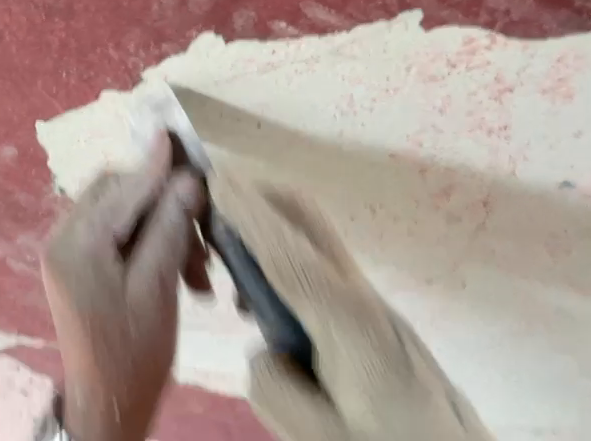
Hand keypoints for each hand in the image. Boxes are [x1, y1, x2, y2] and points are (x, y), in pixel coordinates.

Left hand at [41, 134, 209, 440]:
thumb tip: (186, 178)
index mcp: (77, 241)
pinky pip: (112, 233)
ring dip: (160, 228)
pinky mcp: (75, 262)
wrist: (107, 405)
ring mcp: (65, 248)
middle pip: (118, 194)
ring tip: (197, 270)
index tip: (173, 132)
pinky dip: (145, 242)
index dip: (154, 164)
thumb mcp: (158, 288)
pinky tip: (177, 270)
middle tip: (201, 229)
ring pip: (119, 213)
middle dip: (163, 205)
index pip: (123, 190)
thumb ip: (169, 227)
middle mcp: (63, 235)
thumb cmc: (134, 352)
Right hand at [212, 173, 490, 440]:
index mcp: (347, 320)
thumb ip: (273, 386)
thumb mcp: (321, 439)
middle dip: (257, 195)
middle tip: (213, 206)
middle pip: (305, 217)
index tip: (212, 177)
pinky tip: (270, 315)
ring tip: (231, 274)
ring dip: (268, 234)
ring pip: (311, 243)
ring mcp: (375, 307)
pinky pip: (321, 273)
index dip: (244, 209)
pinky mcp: (378, 324)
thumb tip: (261, 350)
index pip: (284, 249)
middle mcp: (362, 297)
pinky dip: (285, 267)